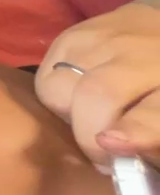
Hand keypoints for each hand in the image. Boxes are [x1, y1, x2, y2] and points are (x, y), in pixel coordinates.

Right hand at [36, 0, 159, 165]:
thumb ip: (158, 126)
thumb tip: (128, 153)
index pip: (153, 110)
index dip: (134, 129)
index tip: (112, 146)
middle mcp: (137, 56)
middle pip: (95, 95)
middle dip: (88, 132)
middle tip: (100, 158)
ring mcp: (97, 41)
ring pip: (59, 88)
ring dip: (68, 116)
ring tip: (87, 125)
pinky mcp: (68, 36)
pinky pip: (46, 74)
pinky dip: (56, 96)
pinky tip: (75, 101)